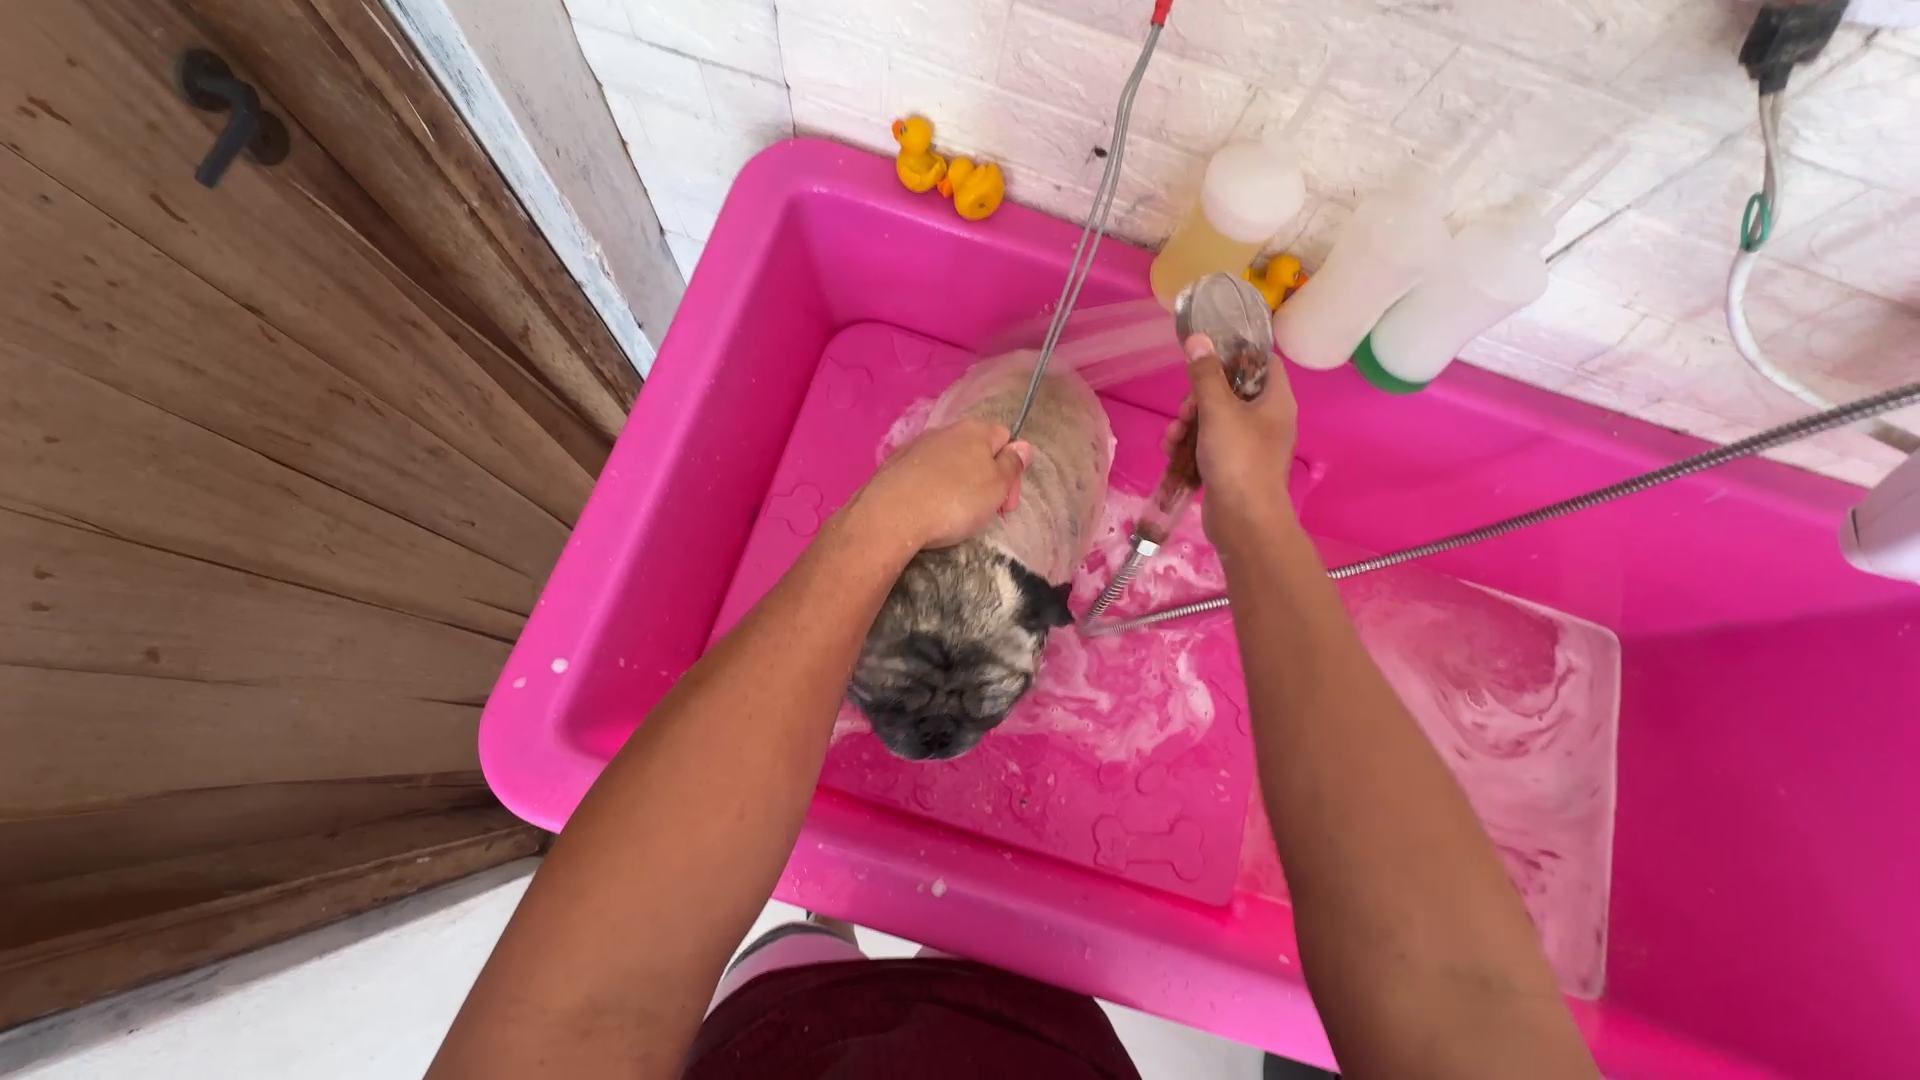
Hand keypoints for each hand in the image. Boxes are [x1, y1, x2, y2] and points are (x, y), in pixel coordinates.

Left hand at [855, 419, 1030, 550]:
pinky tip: (927, 509)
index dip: (1012, 471)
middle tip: (984, 513)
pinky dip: (931, 489)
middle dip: (985, 479)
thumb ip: (1012, 464)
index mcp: (975, 430)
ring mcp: (916, 446)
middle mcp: (945, 431)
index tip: (1006, 503)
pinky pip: (924, 474)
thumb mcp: (996, 487)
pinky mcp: (894, 465)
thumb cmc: (954, 501)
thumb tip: (1023, 445)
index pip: (1005, 438)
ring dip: (958, 484)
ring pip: (949, 462)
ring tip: (953, 514)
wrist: (890, 515)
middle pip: (976, 451)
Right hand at [1162, 340, 1299, 542]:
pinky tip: (1171, 452)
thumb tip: (1198, 338)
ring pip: (1213, 418)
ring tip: (1173, 438)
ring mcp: (1248, 443)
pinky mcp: (1231, 465)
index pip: (1262, 360)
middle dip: (1198, 398)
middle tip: (1185, 411)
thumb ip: (1205, 375)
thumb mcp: (1218, 411)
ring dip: (1187, 423)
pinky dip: (1189, 444)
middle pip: (1230, 390)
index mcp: (1275, 399)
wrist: (1244, 520)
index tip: (1207, 355)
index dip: (1236, 353)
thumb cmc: (1238, 459)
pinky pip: (1208, 443)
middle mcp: (1266, 418)